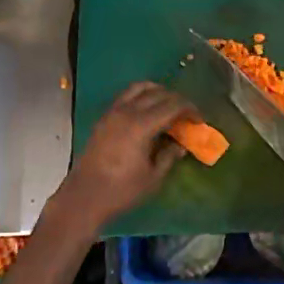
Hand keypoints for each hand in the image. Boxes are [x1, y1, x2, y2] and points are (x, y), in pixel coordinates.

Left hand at [51, 82, 194, 232]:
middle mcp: (127, 112)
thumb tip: (181, 144)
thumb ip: (169, 155)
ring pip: (139, 88)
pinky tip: (147, 110)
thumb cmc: (122, 190)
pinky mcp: (104, 117)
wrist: (85, 195)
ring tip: (168, 106)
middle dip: (176, 100)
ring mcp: (113, 112)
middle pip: (158, 93)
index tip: (199, 120)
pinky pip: (126, 95)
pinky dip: (141, 95)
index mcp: (141, 125)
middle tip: (187, 115)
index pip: (172, 106)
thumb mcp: (153, 177)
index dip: (189, 109)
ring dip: (158, 92)